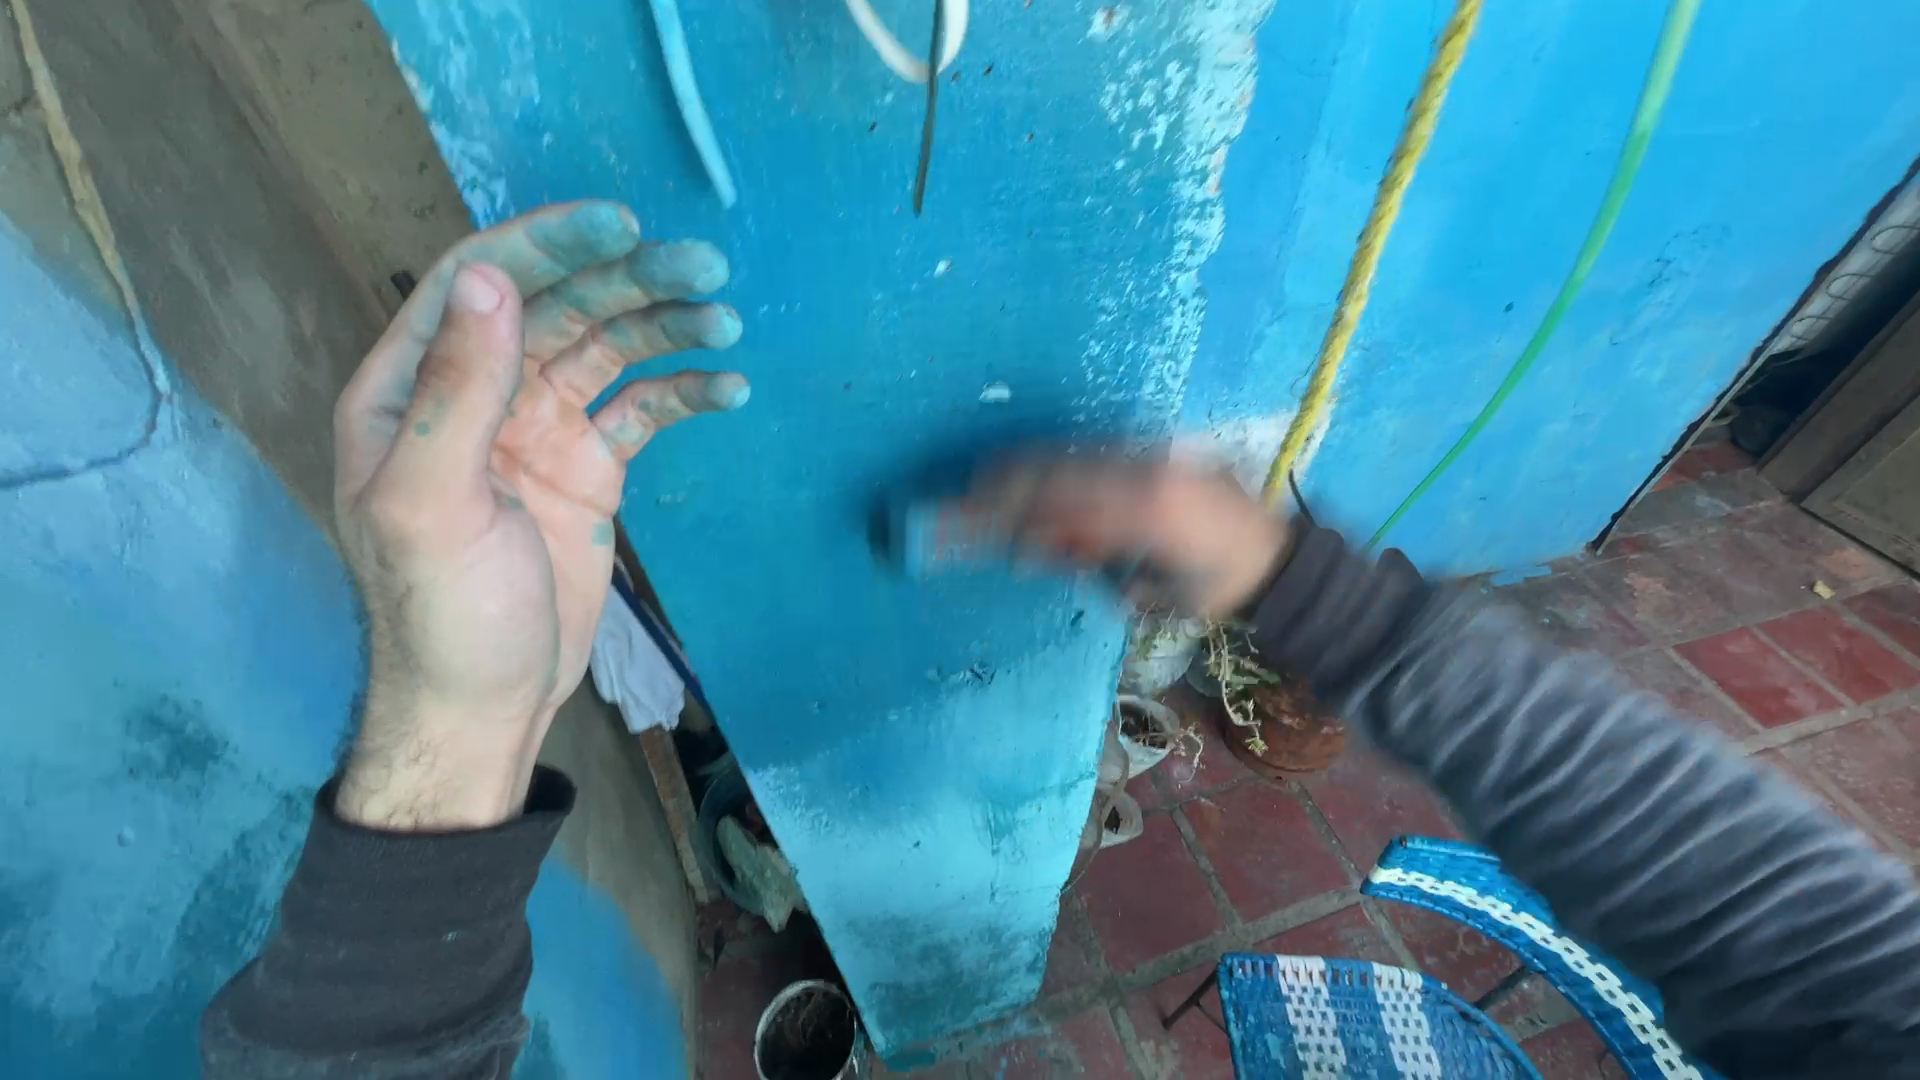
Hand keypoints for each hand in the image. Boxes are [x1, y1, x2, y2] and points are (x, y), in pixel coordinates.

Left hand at [331, 201, 745, 829]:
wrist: (491, 698)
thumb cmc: (443, 612)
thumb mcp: (430, 503)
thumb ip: (457, 391)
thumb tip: (496, 280)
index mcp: (417, 389)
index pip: (485, 286)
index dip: (550, 246)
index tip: (622, 225)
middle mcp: (484, 396)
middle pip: (563, 313)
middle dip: (631, 284)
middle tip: (707, 267)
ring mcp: (544, 431)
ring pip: (611, 357)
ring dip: (669, 333)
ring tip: (727, 321)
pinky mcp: (593, 468)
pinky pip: (644, 414)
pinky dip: (685, 396)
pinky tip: (729, 388)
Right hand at [954, 457, 1291, 616]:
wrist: (1278, 555)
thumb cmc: (1215, 587)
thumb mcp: (1155, 594)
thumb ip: (1094, 564)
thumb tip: (1034, 545)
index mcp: (1145, 511)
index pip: (1059, 505)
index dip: (1009, 513)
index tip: (970, 520)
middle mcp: (1146, 471)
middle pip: (1057, 473)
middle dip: (1004, 487)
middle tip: (963, 504)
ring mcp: (1154, 455)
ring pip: (1074, 456)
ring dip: (1028, 471)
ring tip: (989, 484)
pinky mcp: (1160, 451)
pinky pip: (1098, 454)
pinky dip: (1061, 466)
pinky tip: (1038, 475)